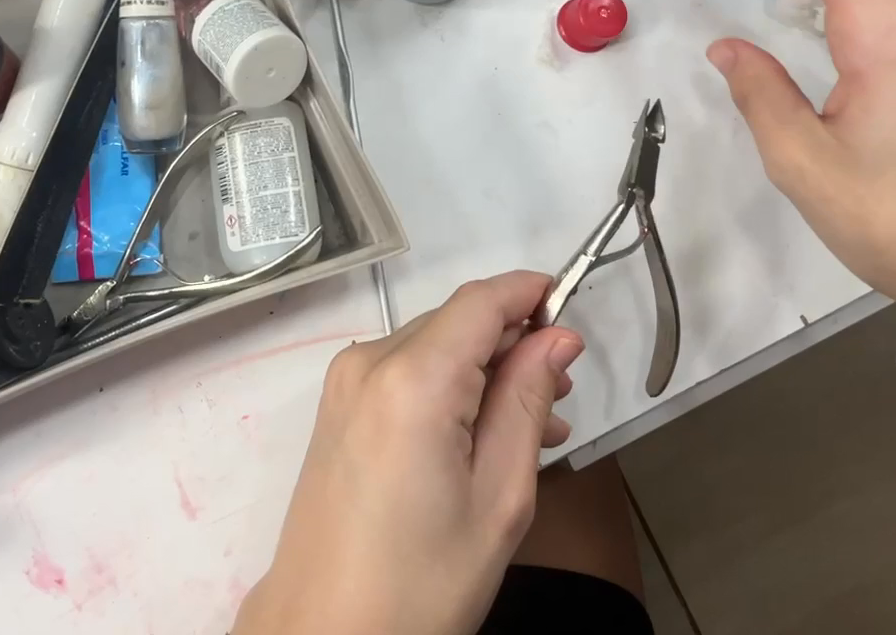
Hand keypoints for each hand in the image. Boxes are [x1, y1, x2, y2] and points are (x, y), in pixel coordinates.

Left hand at [235, 272, 583, 634]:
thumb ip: (528, 400)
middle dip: (512, 341)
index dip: (528, 294)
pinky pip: (405, 370)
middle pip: (455, 321)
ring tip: (533, 425)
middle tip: (560, 395)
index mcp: (412, 379)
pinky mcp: (338, 403)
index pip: (479, 301)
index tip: (571, 313)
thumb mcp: (500, 496)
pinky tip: (480, 431)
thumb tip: (558, 335)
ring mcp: (346, 380)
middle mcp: (369, 360)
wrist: (325, 630)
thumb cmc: (424, 579)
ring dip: (484, 367)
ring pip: (432, 344)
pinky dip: (448, 384)